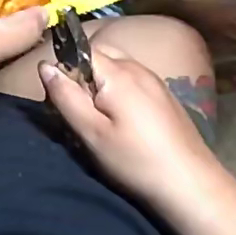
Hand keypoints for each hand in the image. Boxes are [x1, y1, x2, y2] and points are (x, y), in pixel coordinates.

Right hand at [38, 45, 227, 208]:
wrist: (191, 184)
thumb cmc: (135, 160)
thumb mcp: (91, 132)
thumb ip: (65, 96)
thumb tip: (45, 65)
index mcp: (118, 73)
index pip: (81, 50)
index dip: (64, 68)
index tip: (60, 97)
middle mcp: (139, 68)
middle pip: (101, 54)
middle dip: (82, 71)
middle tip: (78, 107)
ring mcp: (156, 81)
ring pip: (118, 66)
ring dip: (101, 81)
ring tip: (99, 116)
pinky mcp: (166, 96)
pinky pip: (133, 79)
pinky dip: (119, 88)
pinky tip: (123, 120)